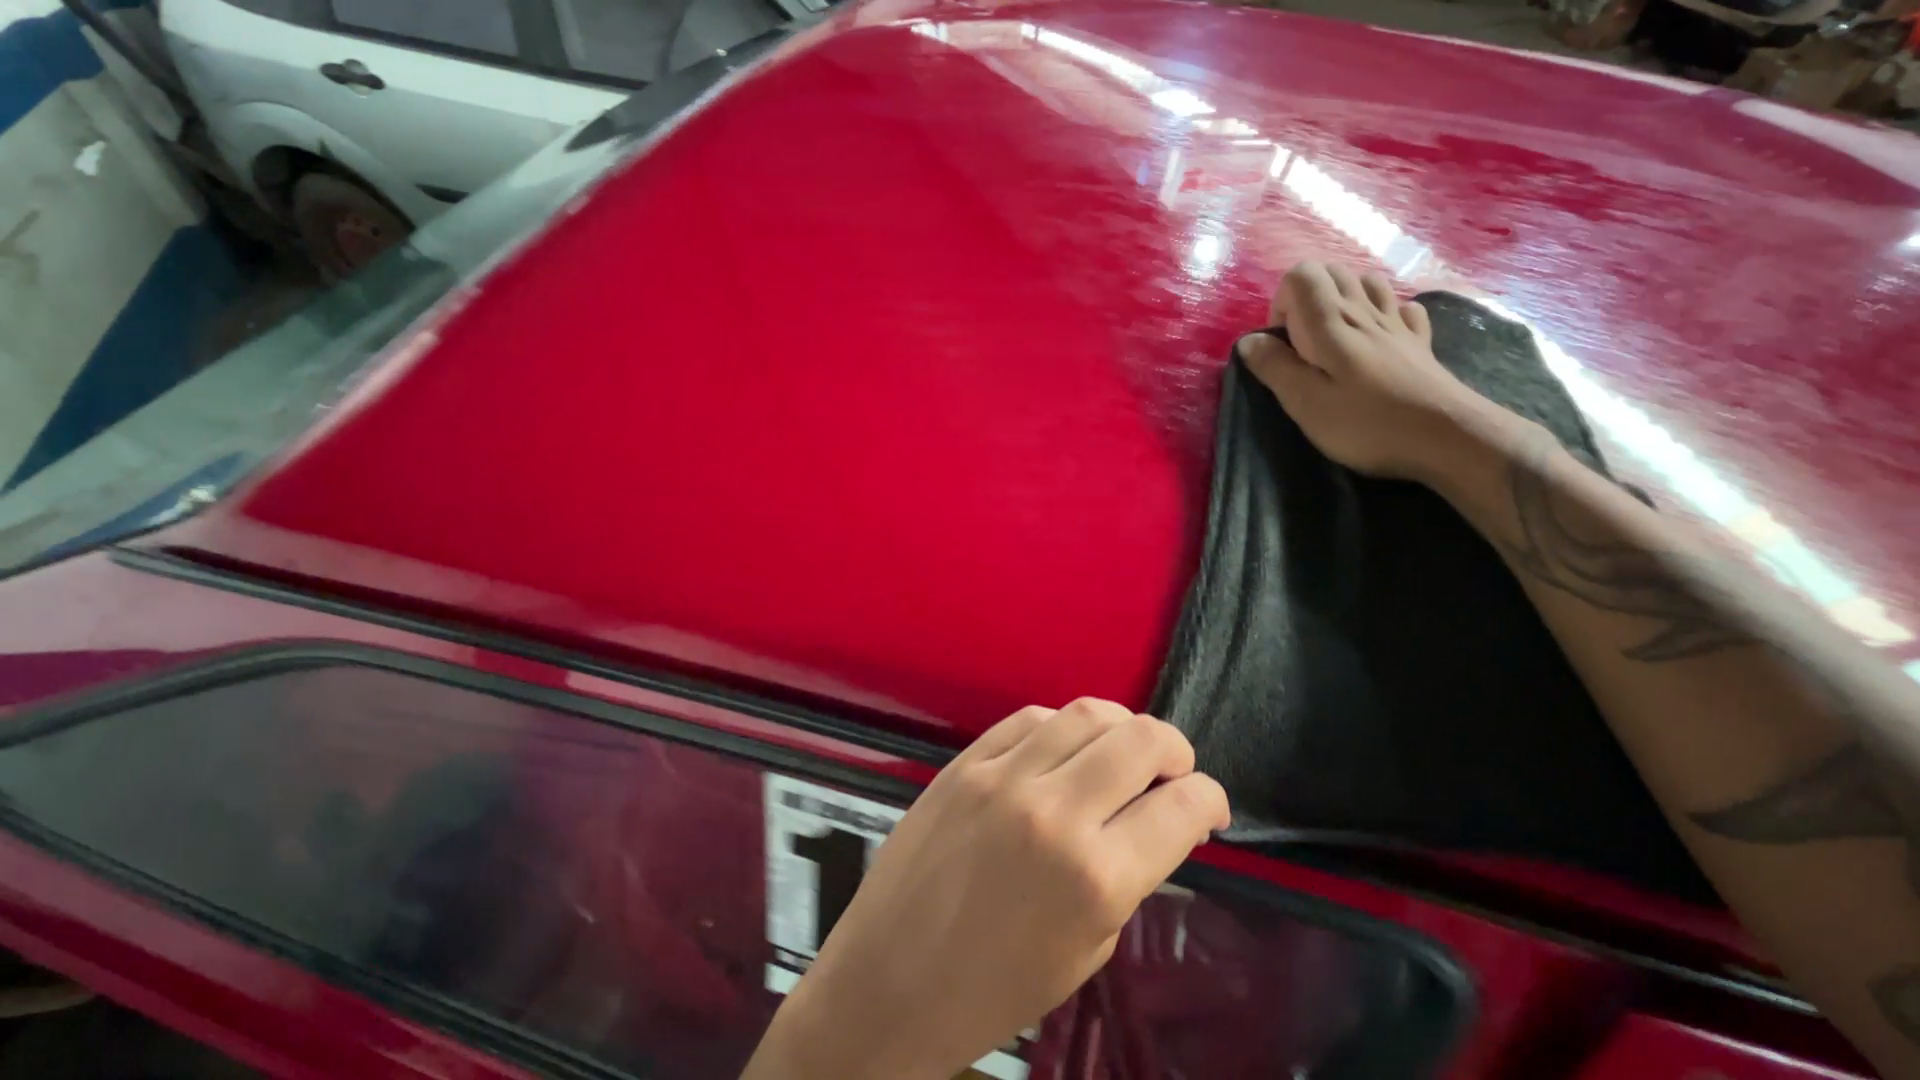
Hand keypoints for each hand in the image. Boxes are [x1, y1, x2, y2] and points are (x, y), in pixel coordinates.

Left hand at [742, 699, 1229, 1079]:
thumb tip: (1160, 823)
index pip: (1183, 805)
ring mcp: (1002, 779)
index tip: (1208, 809)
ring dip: (1121, 729)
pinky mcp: (963, 764)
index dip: (1211, 801)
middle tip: (1173, 773)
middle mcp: (1054, 812)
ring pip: (1087, 713)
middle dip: (1176, 751)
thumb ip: (1129, 876)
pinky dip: (1060, 728)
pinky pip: (1028, 718)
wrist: (889, 983)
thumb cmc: (994, 989)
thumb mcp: (1087, 948)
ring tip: (1122, 753)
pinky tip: (1062, 751)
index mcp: (1095, 877)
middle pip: (1143, 739)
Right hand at [1237, 261, 1521, 481]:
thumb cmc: (1366, 423)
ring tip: (1335, 339)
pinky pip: (1401, 307)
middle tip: (1302, 344)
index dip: (1282, 303)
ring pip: (1367, 282)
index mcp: (1330, 322)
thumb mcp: (1306, 403)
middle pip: (1332, 272)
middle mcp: (1363, 310)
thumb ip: (1274, 367)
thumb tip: (1250, 341)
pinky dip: (1385, 312)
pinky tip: (1379, 338)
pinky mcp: (1419, 342)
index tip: (1283, 344)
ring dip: (1344, 299)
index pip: (1301, 274)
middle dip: (1307, 298)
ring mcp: (1396, 323)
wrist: (1445, 436)